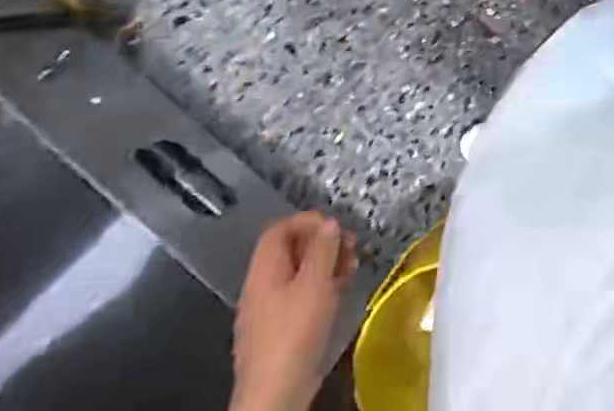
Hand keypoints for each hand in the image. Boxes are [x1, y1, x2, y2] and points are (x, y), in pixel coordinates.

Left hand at [230, 212, 357, 410]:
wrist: (274, 395)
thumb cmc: (294, 332)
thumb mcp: (315, 284)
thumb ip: (323, 250)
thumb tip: (329, 223)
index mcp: (263, 272)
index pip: (278, 230)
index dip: (306, 220)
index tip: (335, 225)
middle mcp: (261, 287)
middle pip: (289, 250)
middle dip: (322, 242)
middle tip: (350, 245)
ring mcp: (269, 311)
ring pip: (298, 273)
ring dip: (326, 264)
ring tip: (351, 267)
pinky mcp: (280, 330)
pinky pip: (300, 295)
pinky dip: (321, 286)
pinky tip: (340, 292)